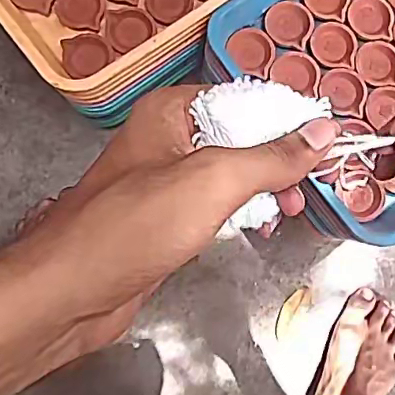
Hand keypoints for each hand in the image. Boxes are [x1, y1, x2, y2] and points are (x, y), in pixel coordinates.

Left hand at [7, 86, 337, 342]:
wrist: (68, 295)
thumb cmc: (132, 228)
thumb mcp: (213, 182)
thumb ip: (271, 156)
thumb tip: (320, 131)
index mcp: (171, 112)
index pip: (247, 99)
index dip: (288, 119)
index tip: (326, 142)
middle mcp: (167, 138)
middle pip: (242, 135)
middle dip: (279, 160)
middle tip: (308, 186)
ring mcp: (165, 179)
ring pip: (232, 172)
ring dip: (265, 189)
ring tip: (288, 211)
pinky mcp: (165, 217)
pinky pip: (216, 203)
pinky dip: (242, 212)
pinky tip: (259, 227)